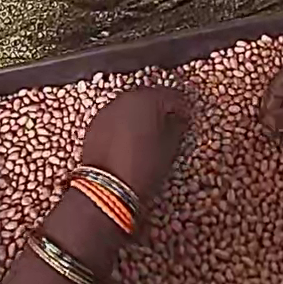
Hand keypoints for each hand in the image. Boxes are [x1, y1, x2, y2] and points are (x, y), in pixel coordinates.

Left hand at [79, 86, 190, 203]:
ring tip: (150, 131)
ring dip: (140, 115)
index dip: (181, 106)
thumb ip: (175, 128)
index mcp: (147, 100)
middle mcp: (125, 99)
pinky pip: (115, 117)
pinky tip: (130, 138)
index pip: (170, 96)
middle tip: (170, 121)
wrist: (106, 188)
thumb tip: (177, 120)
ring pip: (129, 107)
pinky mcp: (95, 124)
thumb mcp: (168, 148)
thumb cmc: (144, 167)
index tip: (187, 117)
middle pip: (148, 97)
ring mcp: (107, 110)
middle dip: (159, 108)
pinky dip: (124, 123)